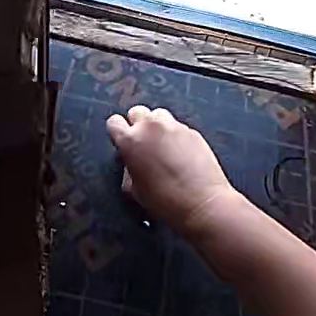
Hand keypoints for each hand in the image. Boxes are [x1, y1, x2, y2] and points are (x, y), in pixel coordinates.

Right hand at [105, 106, 238, 233]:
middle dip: (137, 125)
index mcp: (130, 141)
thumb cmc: (167, 202)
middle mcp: (150, 128)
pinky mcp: (192, 131)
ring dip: (157, 126)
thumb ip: (127, 169)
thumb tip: (130, 163)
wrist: (201, 204)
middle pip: (136, 111)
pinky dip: (176, 135)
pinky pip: (178, 126)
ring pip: (158, 114)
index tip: (122, 140)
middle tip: (143, 143)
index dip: (117, 132)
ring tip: (162, 145)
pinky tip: (180, 153)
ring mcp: (173, 127)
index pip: (114, 122)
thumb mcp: (134, 190)